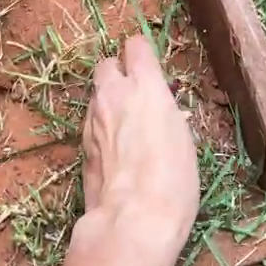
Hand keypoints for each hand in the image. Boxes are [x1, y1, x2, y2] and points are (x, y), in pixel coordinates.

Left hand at [75, 35, 199, 255]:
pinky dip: (102, 127)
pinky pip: (91, 122)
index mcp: (145, 86)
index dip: (142, 53)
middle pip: (107, 64)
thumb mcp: (183, 139)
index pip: (136, 46)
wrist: (133, 219)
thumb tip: (161, 110)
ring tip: (127, 127)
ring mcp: (93, 118)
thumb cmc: (173, 180)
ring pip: (97, 94)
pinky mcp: (82, 144)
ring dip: (109, 101)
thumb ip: (166, 113)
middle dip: (118, 72)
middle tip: (135, 93)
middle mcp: (114, 94)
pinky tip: (116, 150)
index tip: (150, 65)